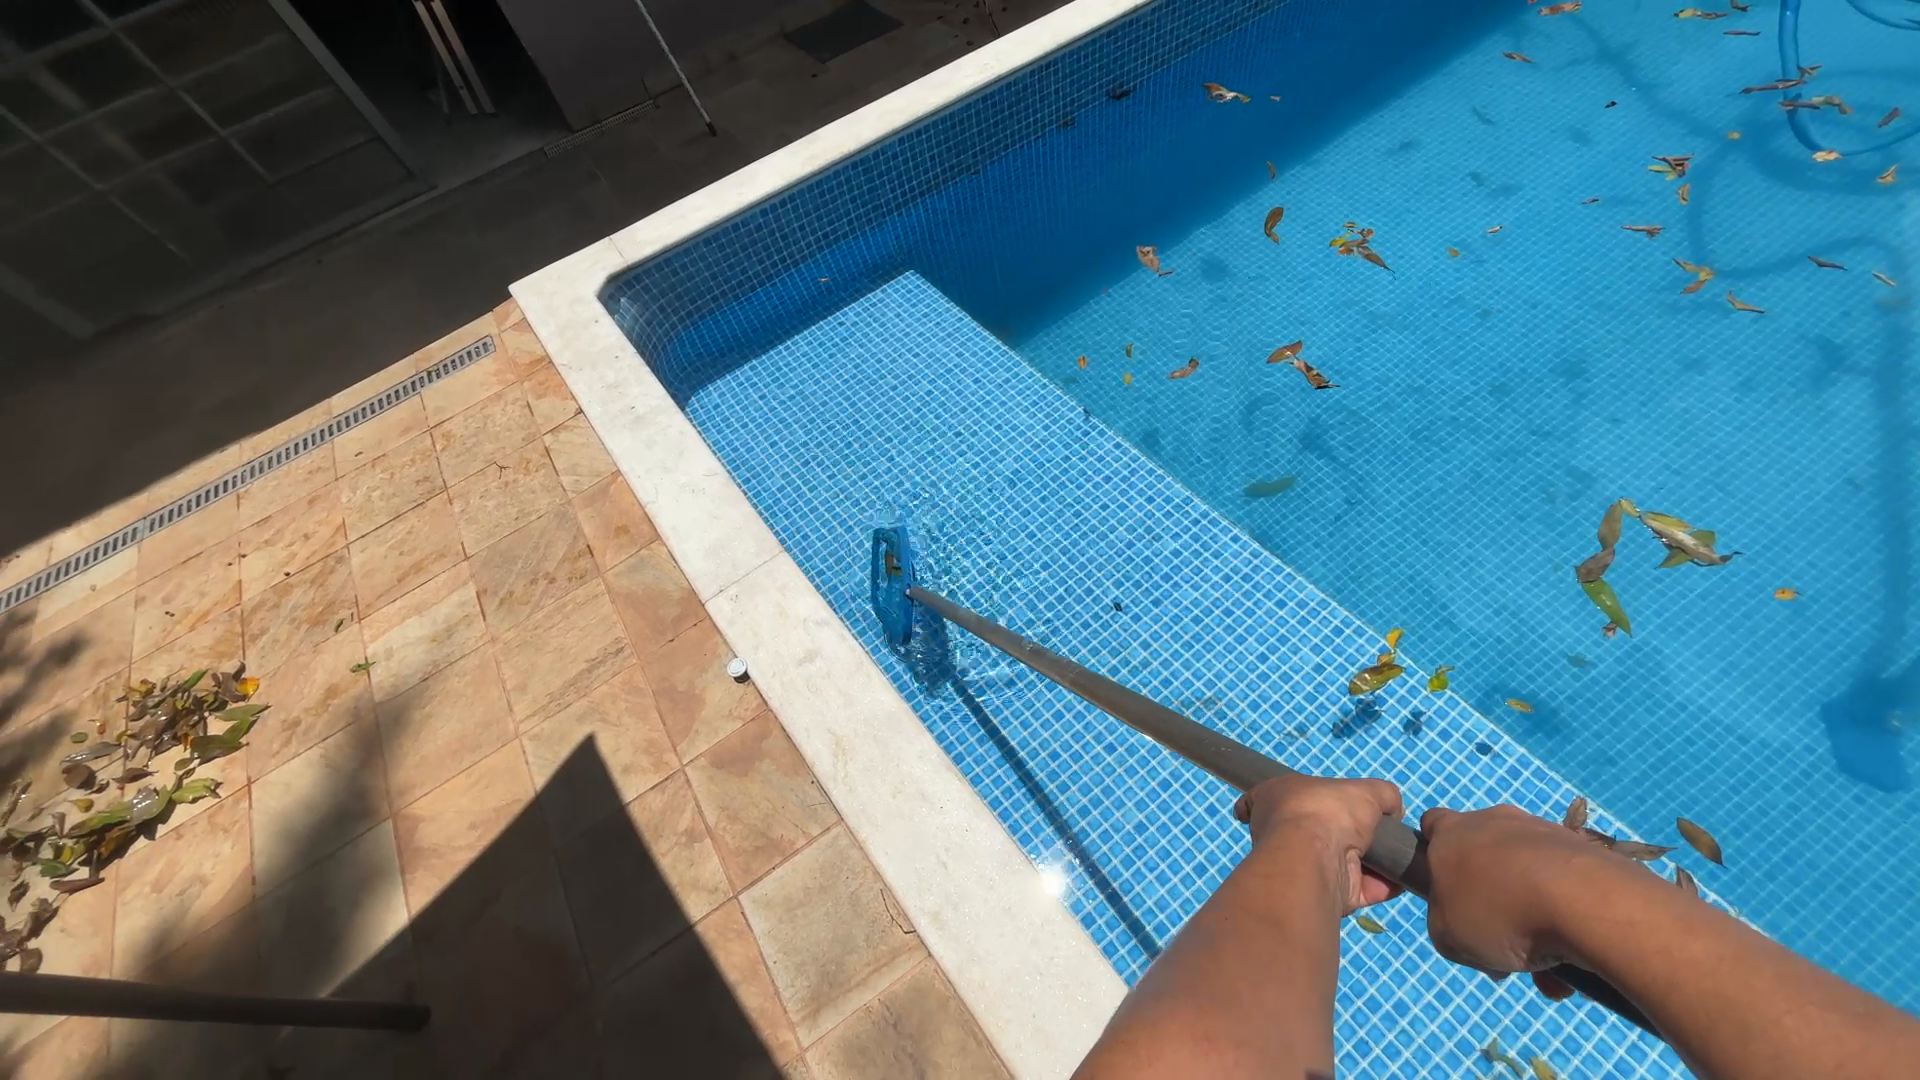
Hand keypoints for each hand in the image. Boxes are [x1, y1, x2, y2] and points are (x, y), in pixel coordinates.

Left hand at [1232, 774, 1403, 913]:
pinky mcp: (1324, 892)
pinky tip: (1398, 879)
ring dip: (1367, 862)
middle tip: (1374, 833)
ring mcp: (1300, 863)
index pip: (1279, 794)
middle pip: (1314, 830)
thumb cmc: (1327, 810)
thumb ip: (1381, 794)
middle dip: (1345, 833)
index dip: (1305, 796)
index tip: (1331, 802)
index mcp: (1273, 796)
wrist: (1316, 857)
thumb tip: (1392, 808)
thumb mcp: (1363, 789)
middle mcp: (1279, 829)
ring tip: (1392, 855)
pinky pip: (1357, 888)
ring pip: (1337, 862)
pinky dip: (1379, 885)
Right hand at [1419, 804, 1640, 987]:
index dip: (1438, 853)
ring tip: (1550, 957)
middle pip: (1485, 851)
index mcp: (1452, 831)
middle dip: (1494, 891)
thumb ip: (1445, 926)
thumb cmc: (1499, 912)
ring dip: (1535, 909)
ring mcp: (1542, 831)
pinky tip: (1579, 951)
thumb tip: (1465, 928)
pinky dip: (1571, 914)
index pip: (1432, 824)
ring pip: (1530, 872)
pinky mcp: (1586, 851)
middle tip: (1503, 934)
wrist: (1585, 904)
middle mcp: (1493, 821)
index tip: (1450, 886)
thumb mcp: (1449, 935)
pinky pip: (1569, 885)